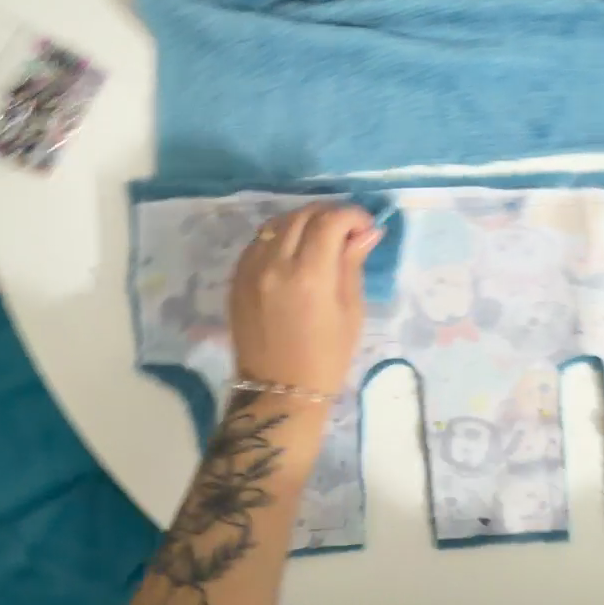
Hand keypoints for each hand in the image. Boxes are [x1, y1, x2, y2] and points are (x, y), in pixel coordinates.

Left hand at [229, 202, 381, 396]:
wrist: (278, 390)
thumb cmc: (327, 357)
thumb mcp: (352, 312)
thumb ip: (352, 265)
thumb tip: (365, 232)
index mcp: (310, 275)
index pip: (330, 220)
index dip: (352, 216)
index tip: (365, 228)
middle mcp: (276, 264)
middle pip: (303, 215)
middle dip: (329, 215)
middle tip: (346, 231)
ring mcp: (251, 270)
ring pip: (277, 223)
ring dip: (303, 222)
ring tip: (319, 238)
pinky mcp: (237, 278)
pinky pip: (258, 241)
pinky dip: (279, 237)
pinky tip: (293, 252)